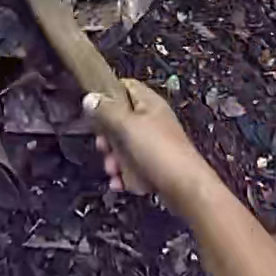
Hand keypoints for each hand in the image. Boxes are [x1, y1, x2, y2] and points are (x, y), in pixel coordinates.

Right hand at [84, 78, 218, 212]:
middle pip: (121, 120)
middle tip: (104, 147)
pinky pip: (133, 166)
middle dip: (108, 137)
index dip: (108, 95)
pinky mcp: (156, 165)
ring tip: (114, 169)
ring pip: (125, 146)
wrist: (185, 188)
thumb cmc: (159, 151)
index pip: (125, 87)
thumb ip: (106, 111)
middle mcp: (153, 120)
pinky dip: (125, 174)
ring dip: (115, 159)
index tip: (94, 110)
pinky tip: (121, 183)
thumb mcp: (127, 126)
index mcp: (149, 103)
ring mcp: (155, 144)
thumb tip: (90, 97)